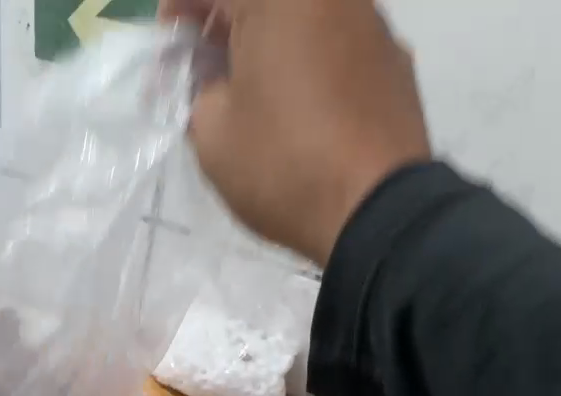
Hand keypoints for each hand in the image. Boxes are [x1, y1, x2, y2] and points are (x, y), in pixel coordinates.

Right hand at [164, 0, 431, 265]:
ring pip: (302, 17)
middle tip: (203, 68)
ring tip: (249, 91)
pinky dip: (306, 61)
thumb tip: (214, 82)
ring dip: (267, 42)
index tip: (167, 46)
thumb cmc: (283, 165)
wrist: (376, 211)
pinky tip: (296, 108)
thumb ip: (200, 91)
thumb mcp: (212, 135)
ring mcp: (370, 21)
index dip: (178, 9)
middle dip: (225, 25)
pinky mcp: (393, 60)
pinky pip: (335, 44)